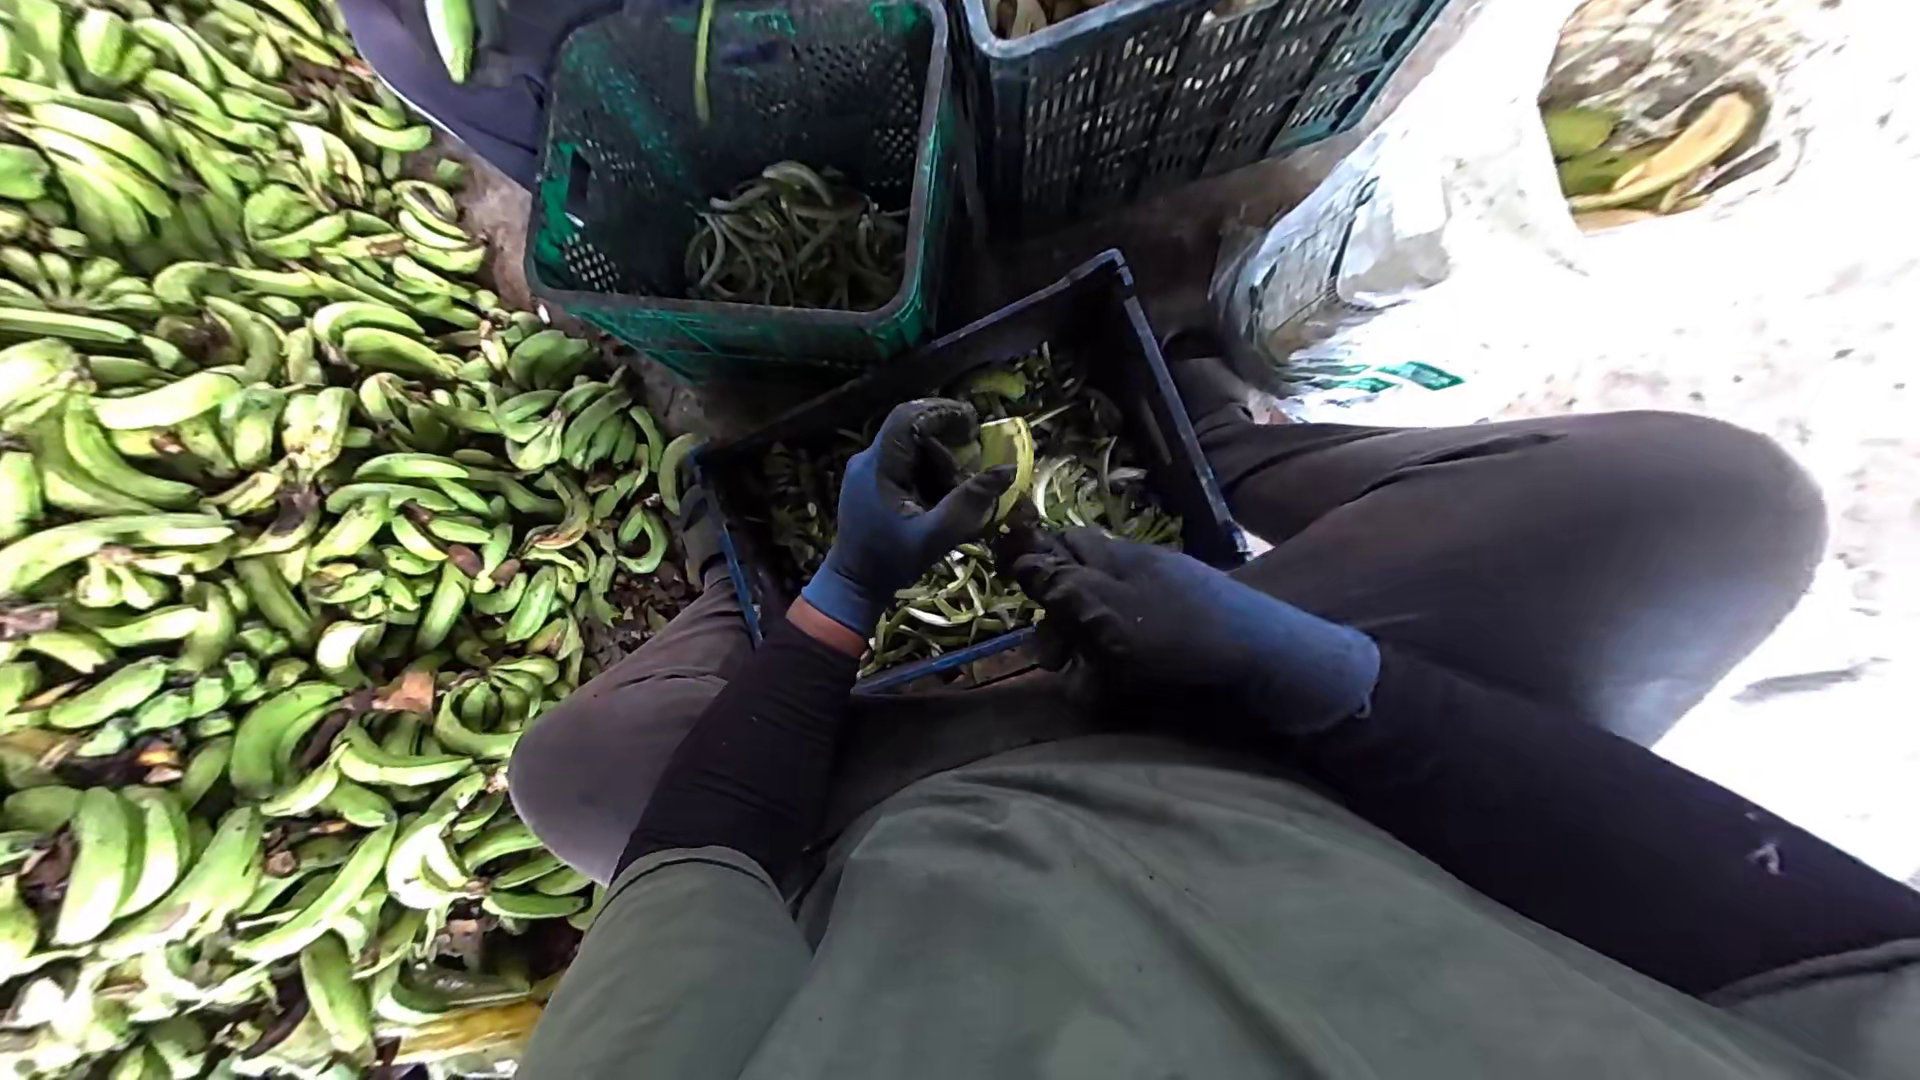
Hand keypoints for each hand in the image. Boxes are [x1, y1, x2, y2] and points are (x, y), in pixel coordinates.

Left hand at [800, 399, 1014, 635]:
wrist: (855, 584)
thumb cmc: (890, 561)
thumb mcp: (935, 535)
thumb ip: (970, 503)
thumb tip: (1007, 471)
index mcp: (878, 466)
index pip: (907, 418)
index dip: (942, 412)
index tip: (972, 425)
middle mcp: (869, 459)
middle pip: (913, 431)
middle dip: (947, 442)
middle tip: (974, 459)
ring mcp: (869, 469)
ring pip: (913, 447)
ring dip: (940, 459)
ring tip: (959, 484)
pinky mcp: (874, 481)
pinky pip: (907, 463)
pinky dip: (929, 472)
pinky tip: (942, 494)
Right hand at [1012, 529, 1378, 731]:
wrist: (1269, 659)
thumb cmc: (1183, 629)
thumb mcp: (1112, 609)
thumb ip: (1064, 587)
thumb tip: (1019, 558)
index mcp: (1118, 558)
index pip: (1065, 544)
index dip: (1039, 563)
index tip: (1021, 595)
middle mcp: (1135, 574)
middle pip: (1078, 588)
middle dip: (1058, 624)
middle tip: (1050, 659)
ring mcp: (1158, 603)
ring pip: (1101, 620)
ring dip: (1083, 650)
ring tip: (1079, 682)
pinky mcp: (1175, 632)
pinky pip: (1130, 642)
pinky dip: (1115, 664)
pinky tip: (1111, 689)